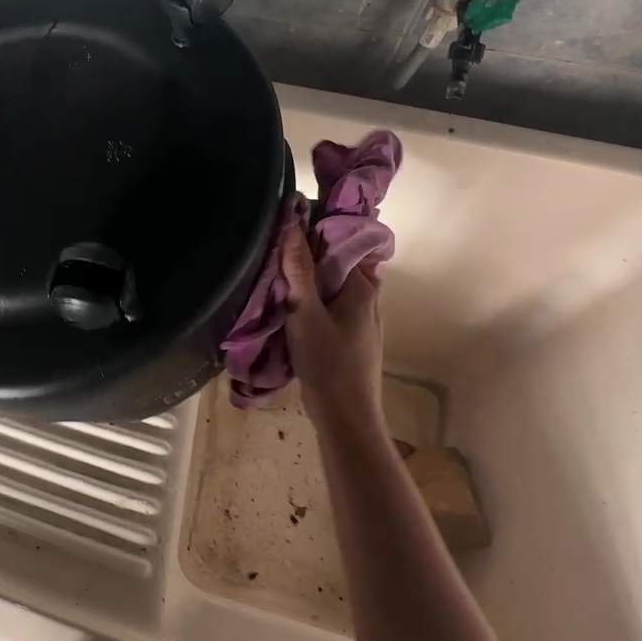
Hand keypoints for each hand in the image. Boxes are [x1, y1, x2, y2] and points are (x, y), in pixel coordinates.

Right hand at [279, 219, 384, 420]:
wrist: (346, 416)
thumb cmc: (328, 362)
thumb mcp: (305, 313)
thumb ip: (298, 270)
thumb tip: (291, 223)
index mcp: (363, 286)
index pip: (339, 244)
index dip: (312, 235)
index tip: (283, 234)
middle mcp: (369, 298)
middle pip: (335, 266)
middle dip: (307, 260)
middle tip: (272, 259)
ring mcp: (363, 320)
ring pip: (332, 289)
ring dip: (308, 284)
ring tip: (275, 284)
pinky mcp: (352, 339)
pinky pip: (331, 308)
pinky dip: (312, 305)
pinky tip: (290, 313)